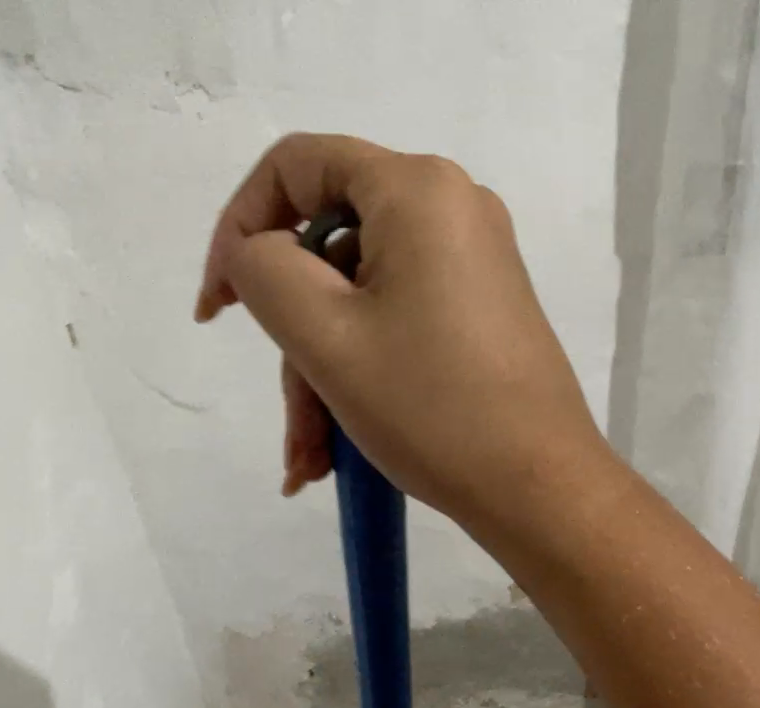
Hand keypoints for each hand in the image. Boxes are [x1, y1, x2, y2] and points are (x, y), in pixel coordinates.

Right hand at [196, 134, 608, 528]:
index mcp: (418, 190)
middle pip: (329, 253)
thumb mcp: (325, 336)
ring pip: (359, 304)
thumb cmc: (433, 409)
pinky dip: (363, 380)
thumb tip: (258, 252)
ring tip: (313, 463)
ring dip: (323, 382)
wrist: (540, 488)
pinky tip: (340, 452)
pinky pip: (397, 327)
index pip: (295, 166)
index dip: (239, 228)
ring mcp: (473, 265)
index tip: (219, 310)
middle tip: (291, 427)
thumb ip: (264, 270)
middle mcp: (453, 210)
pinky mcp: (482, 313)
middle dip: (296, 346)